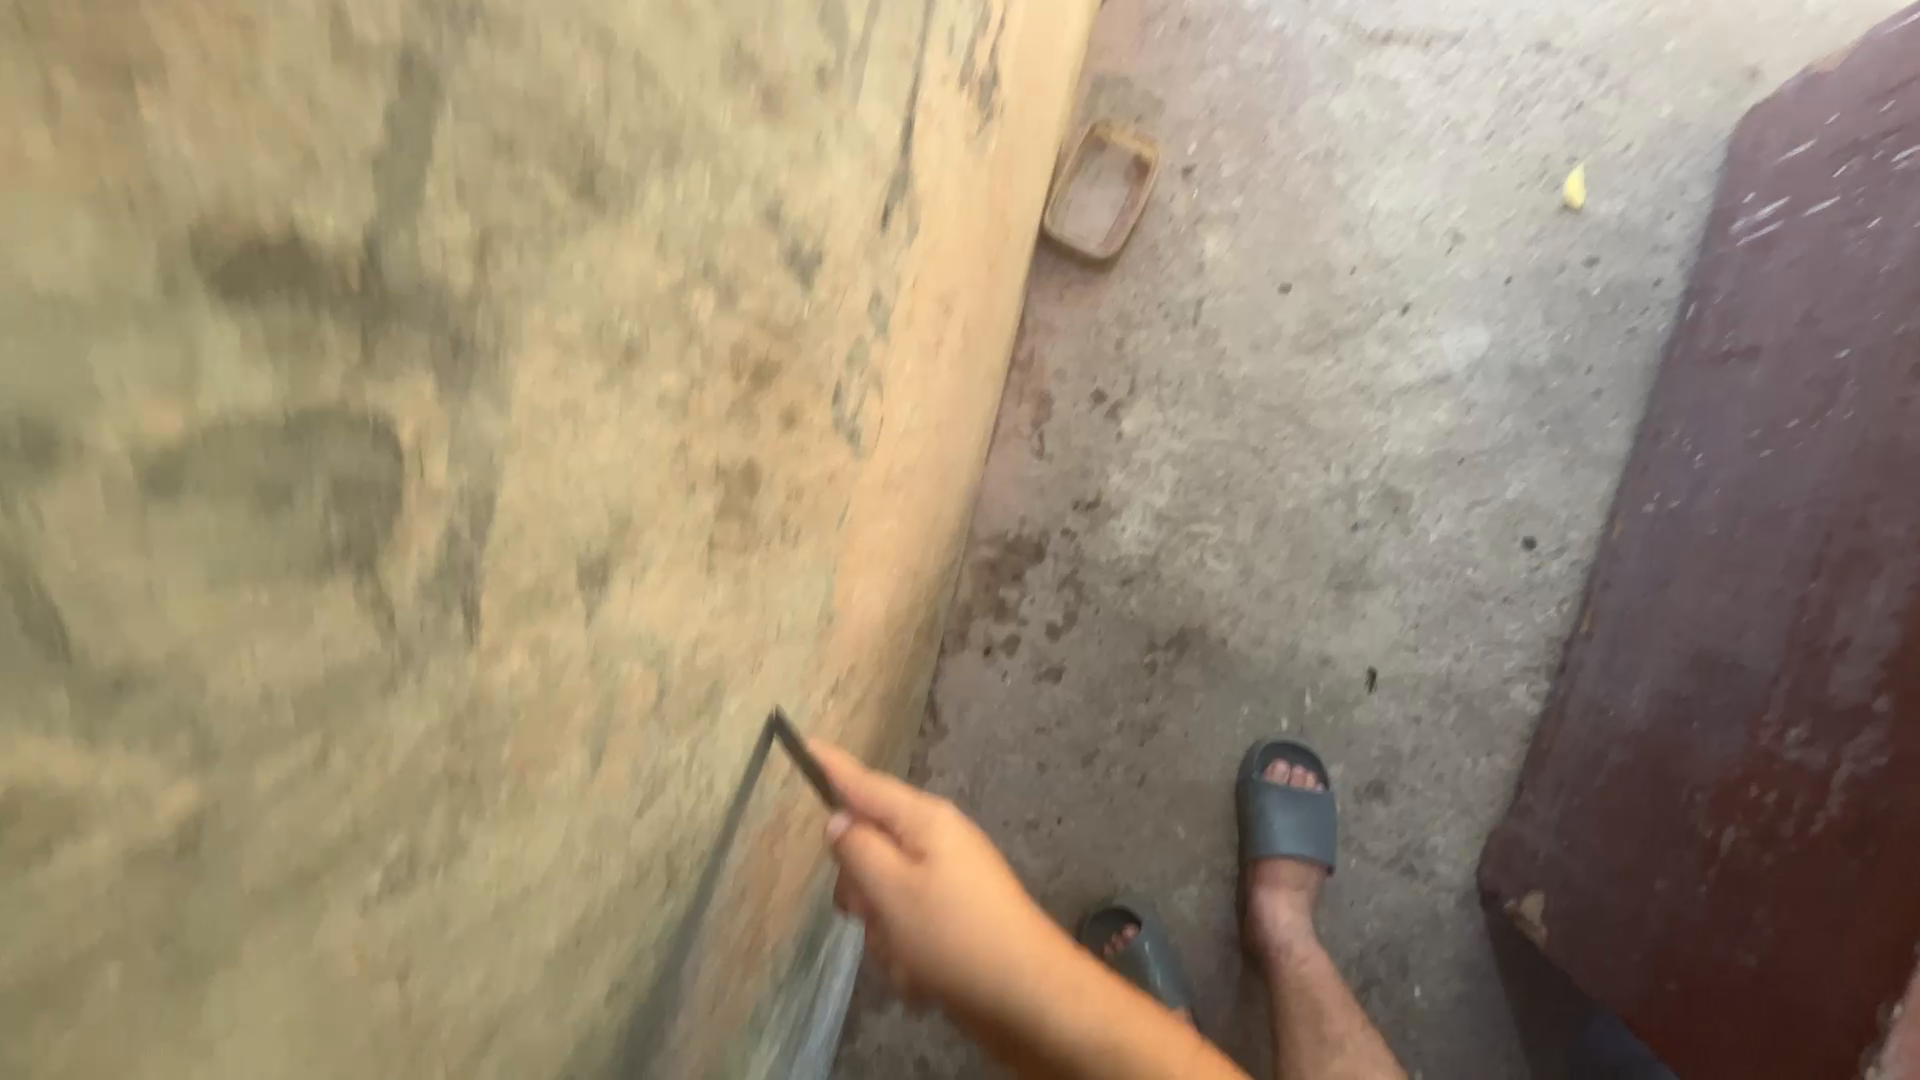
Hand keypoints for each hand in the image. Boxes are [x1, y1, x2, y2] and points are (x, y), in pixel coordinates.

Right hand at [810, 742, 1063, 1020]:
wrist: (1026, 996)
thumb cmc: (955, 935)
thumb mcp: (893, 890)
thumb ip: (858, 850)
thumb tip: (839, 819)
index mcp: (924, 820)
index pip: (866, 784)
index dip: (833, 768)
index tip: (805, 743)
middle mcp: (935, 839)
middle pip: (869, 845)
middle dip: (861, 888)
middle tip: (872, 915)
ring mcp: (945, 877)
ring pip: (883, 892)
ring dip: (883, 930)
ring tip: (908, 957)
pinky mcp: (951, 914)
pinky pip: (906, 922)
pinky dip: (904, 950)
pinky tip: (922, 977)